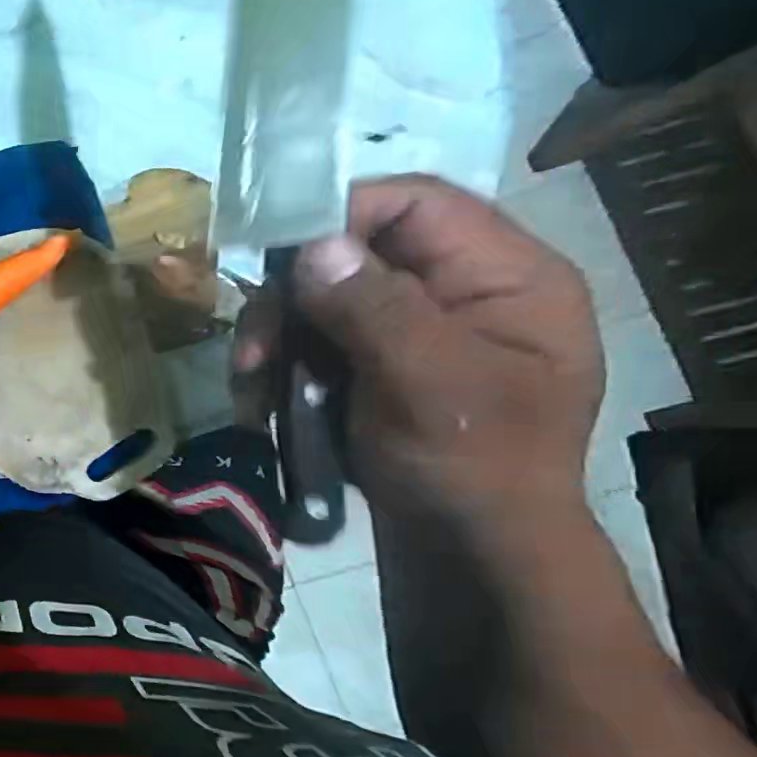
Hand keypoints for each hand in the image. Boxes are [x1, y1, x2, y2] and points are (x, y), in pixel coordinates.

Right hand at [233, 175, 602, 519]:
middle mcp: (454, 291)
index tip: (274, 255)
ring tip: (252, 386)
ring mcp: (408, 331)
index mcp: (504, 276)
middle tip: (255, 350)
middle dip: (292, 299)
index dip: (340, 213)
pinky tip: (261, 400)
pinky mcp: (371, 365)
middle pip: (353, 253)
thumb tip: (314, 244)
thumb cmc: (471, 469)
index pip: (416, 203)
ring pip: (320, 301)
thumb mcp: (430, 386)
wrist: (470, 553)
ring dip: (277, 339)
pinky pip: (313, 343)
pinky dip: (280, 367)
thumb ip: (375, 308)